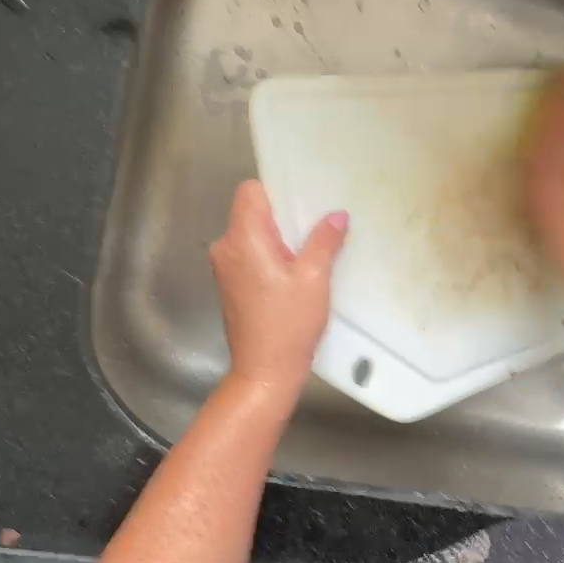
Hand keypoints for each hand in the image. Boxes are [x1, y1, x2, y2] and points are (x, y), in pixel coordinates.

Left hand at [210, 180, 347, 394]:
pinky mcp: (231, 286)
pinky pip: (251, 257)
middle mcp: (226, 247)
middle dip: (283, 218)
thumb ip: (324, 241)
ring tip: (310, 254)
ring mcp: (225, 268)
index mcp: (243, 238)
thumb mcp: (315, 279)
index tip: (303, 205)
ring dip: (279, 241)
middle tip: (316, 229)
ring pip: (252, 236)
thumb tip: (337, 216)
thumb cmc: (289, 323)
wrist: (265, 371)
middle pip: (252, 213)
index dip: (276, 192)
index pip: (250, 191)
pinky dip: (271, 258)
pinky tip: (295, 275)